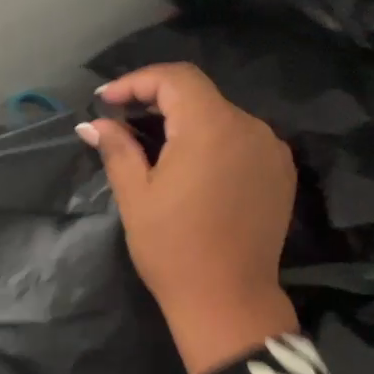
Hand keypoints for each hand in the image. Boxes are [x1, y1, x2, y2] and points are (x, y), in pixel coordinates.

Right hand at [77, 62, 300, 373]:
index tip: (106, 100)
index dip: (137, 81)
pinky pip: (241, 143)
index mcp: (209, 128)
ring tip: (154, 155)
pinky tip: (190, 175)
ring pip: (222, 120)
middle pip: (201, 97)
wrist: (226, 295)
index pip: (176, 79)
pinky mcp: (280, 170)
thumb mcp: (135, 199)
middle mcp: (248, 125)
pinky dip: (211, 146)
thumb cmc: (170, 248)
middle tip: (121, 127)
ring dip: (185, 127)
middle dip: (158, 104)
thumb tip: (93, 124)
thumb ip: (118, 152)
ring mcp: (270, 147)